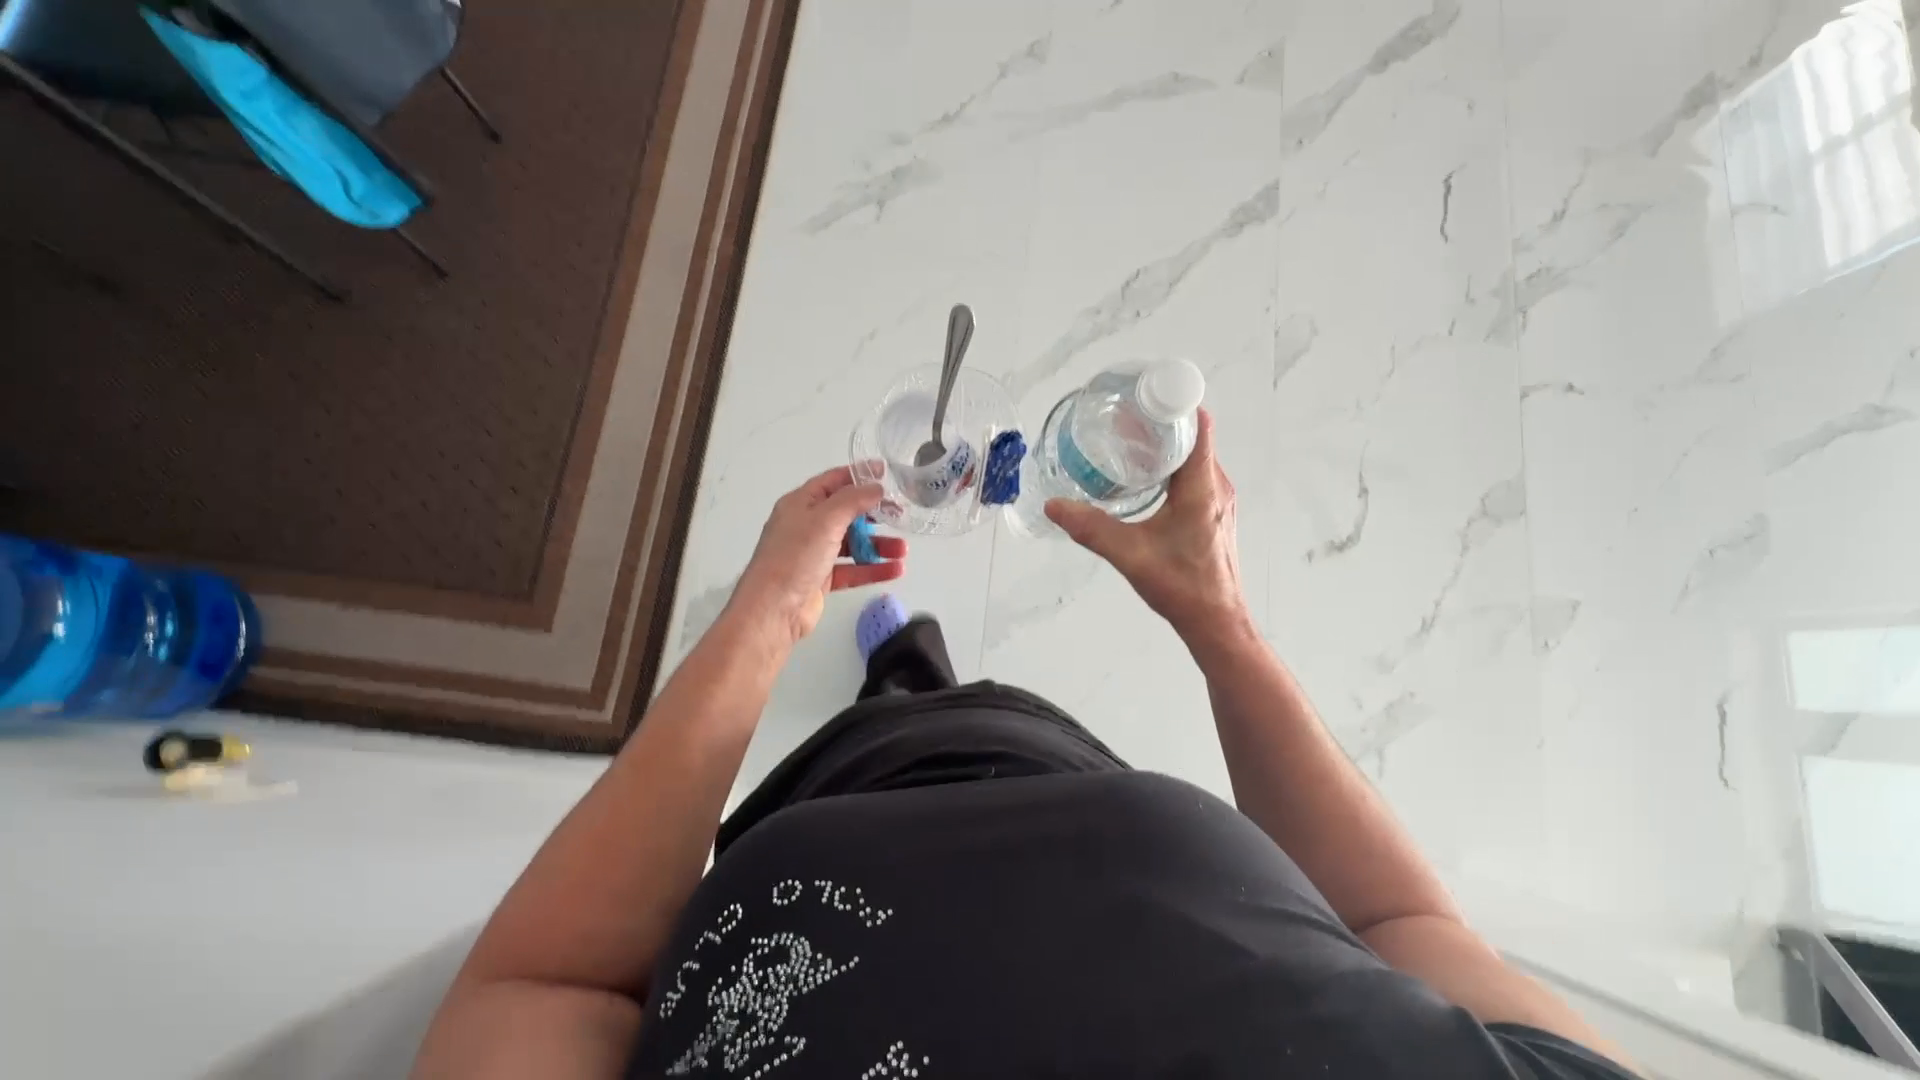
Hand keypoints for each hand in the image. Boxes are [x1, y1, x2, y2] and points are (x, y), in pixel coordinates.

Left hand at [730, 465, 906, 644]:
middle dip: (873, 514)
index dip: (859, 475)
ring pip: (852, 544)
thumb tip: (876, 487)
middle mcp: (806, 526)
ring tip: (903, 549)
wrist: (772, 609)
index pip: (833, 482)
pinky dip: (873, 569)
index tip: (886, 473)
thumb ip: (853, 500)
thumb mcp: (825, 520)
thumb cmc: (795, 557)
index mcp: (801, 504)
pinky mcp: (821, 579)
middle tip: (900, 514)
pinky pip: (852, 569)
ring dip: (878, 545)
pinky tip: (896, 569)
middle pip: (846, 513)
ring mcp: (813, 553)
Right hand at [1045, 409, 1249, 642]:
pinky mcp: (1214, 514)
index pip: (1196, 424)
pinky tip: (1142, 480)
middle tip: (1119, 422)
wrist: (1216, 622)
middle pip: (1192, 436)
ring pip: (1193, 456)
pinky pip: (1194, 475)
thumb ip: (1090, 529)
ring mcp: (1218, 500)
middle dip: (1158, 424)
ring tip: (1125, 446)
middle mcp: (1216, 486)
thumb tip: (1053, 507)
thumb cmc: (1182, 586)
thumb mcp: (1129, 554)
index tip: (1137, 399)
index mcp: (1202, 485)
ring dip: (1164, 446)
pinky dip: (1170, 467)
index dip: (1170, 404)